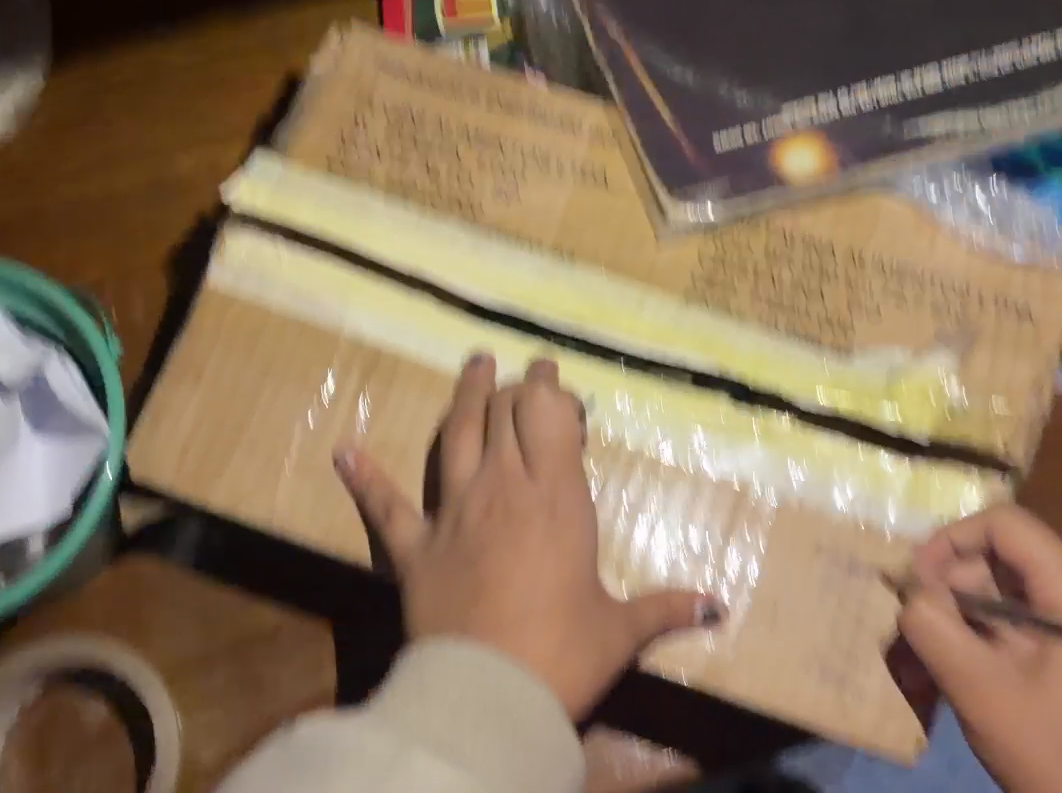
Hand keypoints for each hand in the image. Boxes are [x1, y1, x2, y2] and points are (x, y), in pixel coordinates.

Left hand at [333, 354, 723, 719]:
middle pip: (506, 415)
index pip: (550, 417)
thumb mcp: (620, 630)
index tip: (552, 374)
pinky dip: (364, 477)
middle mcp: (504, 488)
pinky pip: (385, 505)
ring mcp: (454, 512)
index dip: (551, 389)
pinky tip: (343, 451)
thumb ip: (665, 608)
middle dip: (517, 387)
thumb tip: (718, 606)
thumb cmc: (563, 654)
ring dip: (466, 396)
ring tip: (474, 364)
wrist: (489, 696)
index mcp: (556, 498)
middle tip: (523, 372)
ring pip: (457, 436)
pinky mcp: (413, 546)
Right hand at [897, 505, 1061, 792]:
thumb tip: (909, 583)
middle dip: (952, 586)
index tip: (918, 579)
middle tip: (918, 622)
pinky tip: (954, 664)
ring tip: (925, 653)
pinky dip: (983, 632)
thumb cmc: (1049, 751)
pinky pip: (1022, 615)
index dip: (951, 540)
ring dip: (961, 614)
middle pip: (1003, 556)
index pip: (1004, 524)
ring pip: (1007, 587)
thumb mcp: (975, 684)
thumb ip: (930, 621)